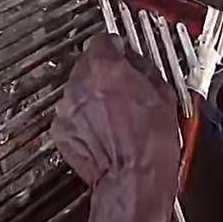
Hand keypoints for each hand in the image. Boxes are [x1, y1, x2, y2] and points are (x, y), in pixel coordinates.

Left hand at [47, 35, 179, 196]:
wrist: (133, 180)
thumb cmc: (151, 142)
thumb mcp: (162, 94)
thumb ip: (143, 68)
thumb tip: (136, 59)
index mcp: (106, 67)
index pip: (102, 40)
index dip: (114, 47)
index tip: (120, 53)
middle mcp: (80, 82)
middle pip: (87, 64)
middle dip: (103, 73)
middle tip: (121, 89)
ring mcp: (66, 105)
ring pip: (78, 90)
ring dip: (92, 97)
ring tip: (113, 115)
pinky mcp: (60, 128)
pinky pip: (72, 114)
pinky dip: (83, 119)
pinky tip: (102, 131)